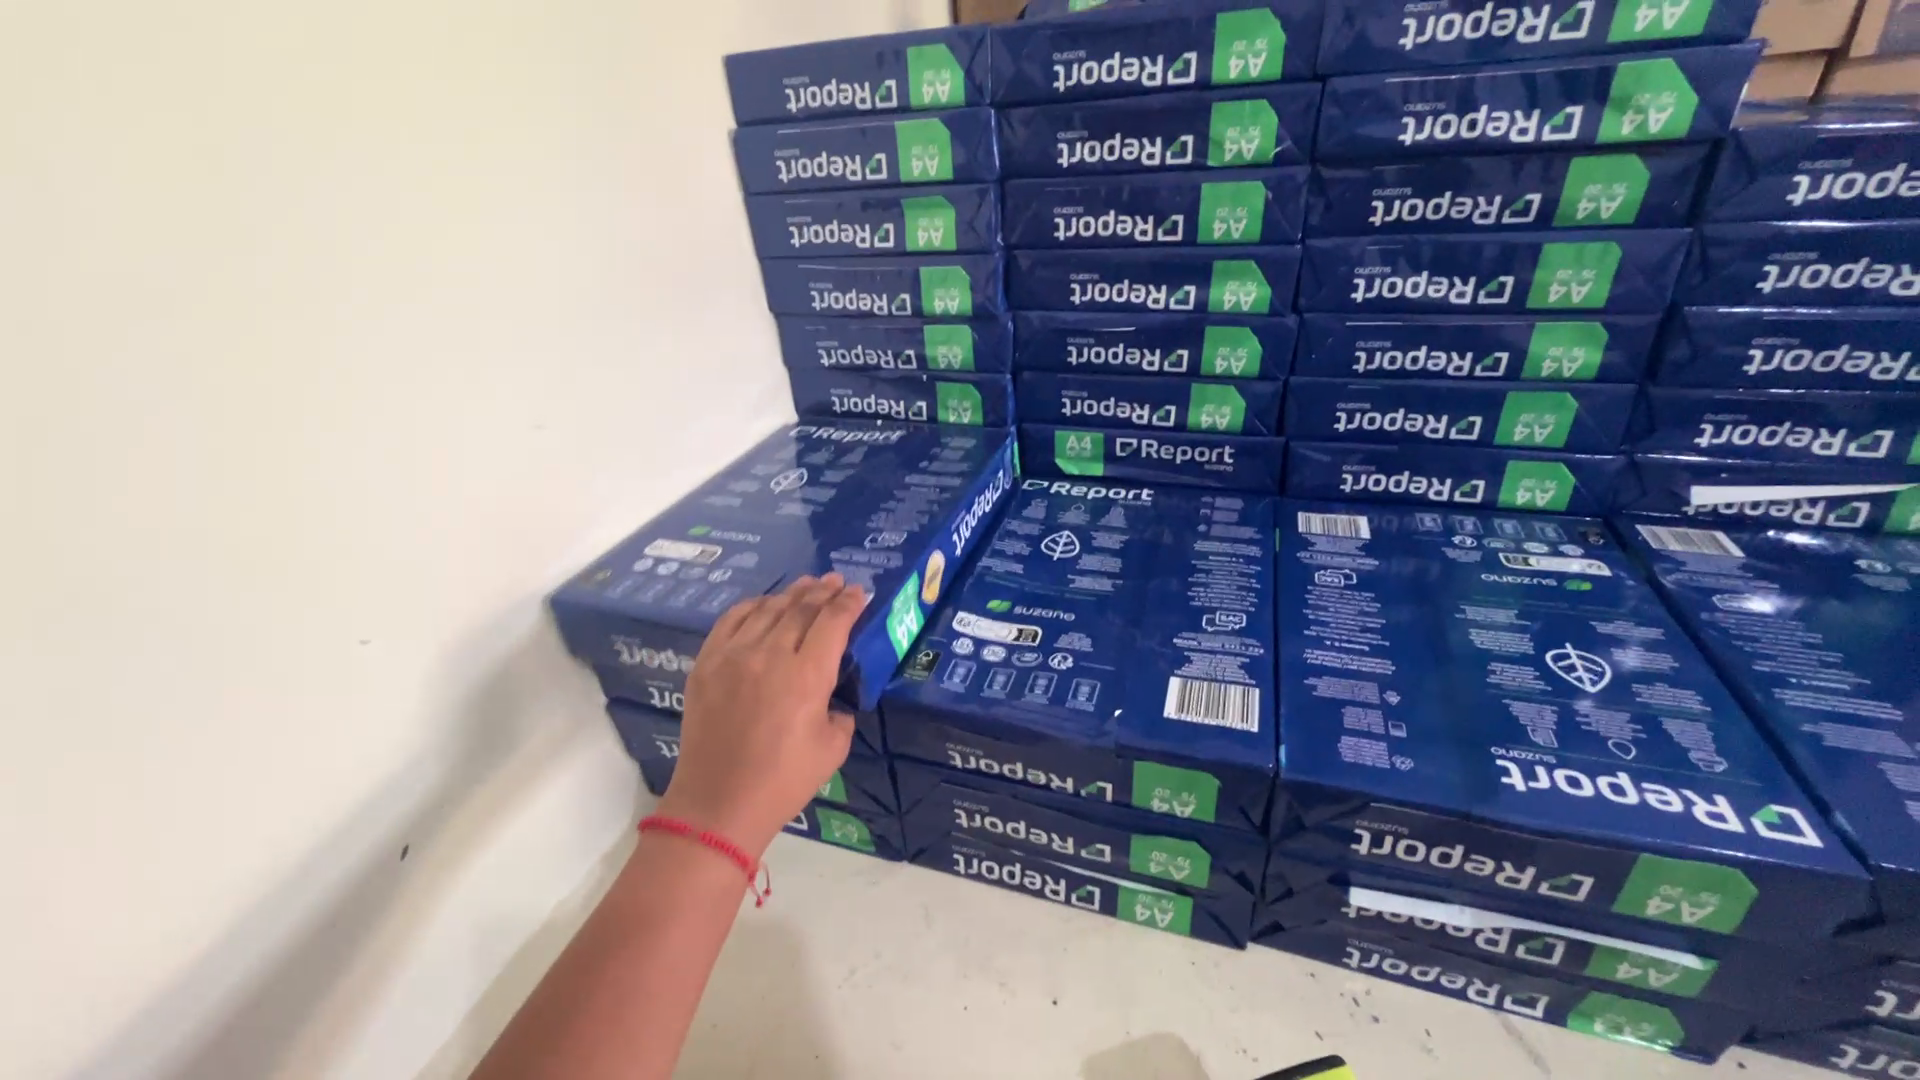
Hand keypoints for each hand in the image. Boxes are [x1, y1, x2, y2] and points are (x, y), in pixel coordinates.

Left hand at [657, 574, 864, 858]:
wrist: (719, 802)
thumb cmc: (783, 781)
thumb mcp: (833, 748)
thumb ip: (840, 712)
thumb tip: (832, 696)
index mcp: (807, 676)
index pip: (833, 622)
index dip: (849, 603)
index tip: (860, 593)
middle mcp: (770, 654)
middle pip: (801, 608)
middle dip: (823, 591)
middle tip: (837, 580)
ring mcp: (733, 655)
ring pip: (767, 608)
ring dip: (791, 593)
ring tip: (807, 584)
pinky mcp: (706, 663)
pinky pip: (731, 620)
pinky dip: (752, 605)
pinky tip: (764, 603)